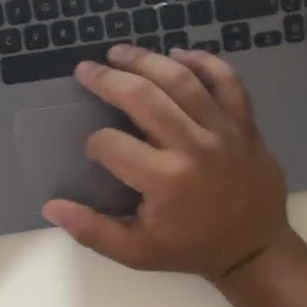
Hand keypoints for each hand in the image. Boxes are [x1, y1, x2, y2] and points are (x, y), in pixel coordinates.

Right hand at [42, 45, 294, 279]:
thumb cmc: (192, 249)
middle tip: (86, 69)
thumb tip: (51, 207)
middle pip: (143, 97)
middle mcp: (193, 147)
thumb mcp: (137, 253)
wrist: (255, 248)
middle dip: (108, 80)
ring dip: (146, 60)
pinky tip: (178, 54)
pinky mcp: (245, 123)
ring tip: (119, 52)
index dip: (95, 144)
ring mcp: (222, 130)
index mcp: (164, 180)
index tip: (95, 150)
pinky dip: (204, 61)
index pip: (112, 144)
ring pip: (182, 80)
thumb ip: (93, 231)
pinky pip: (227, 80)